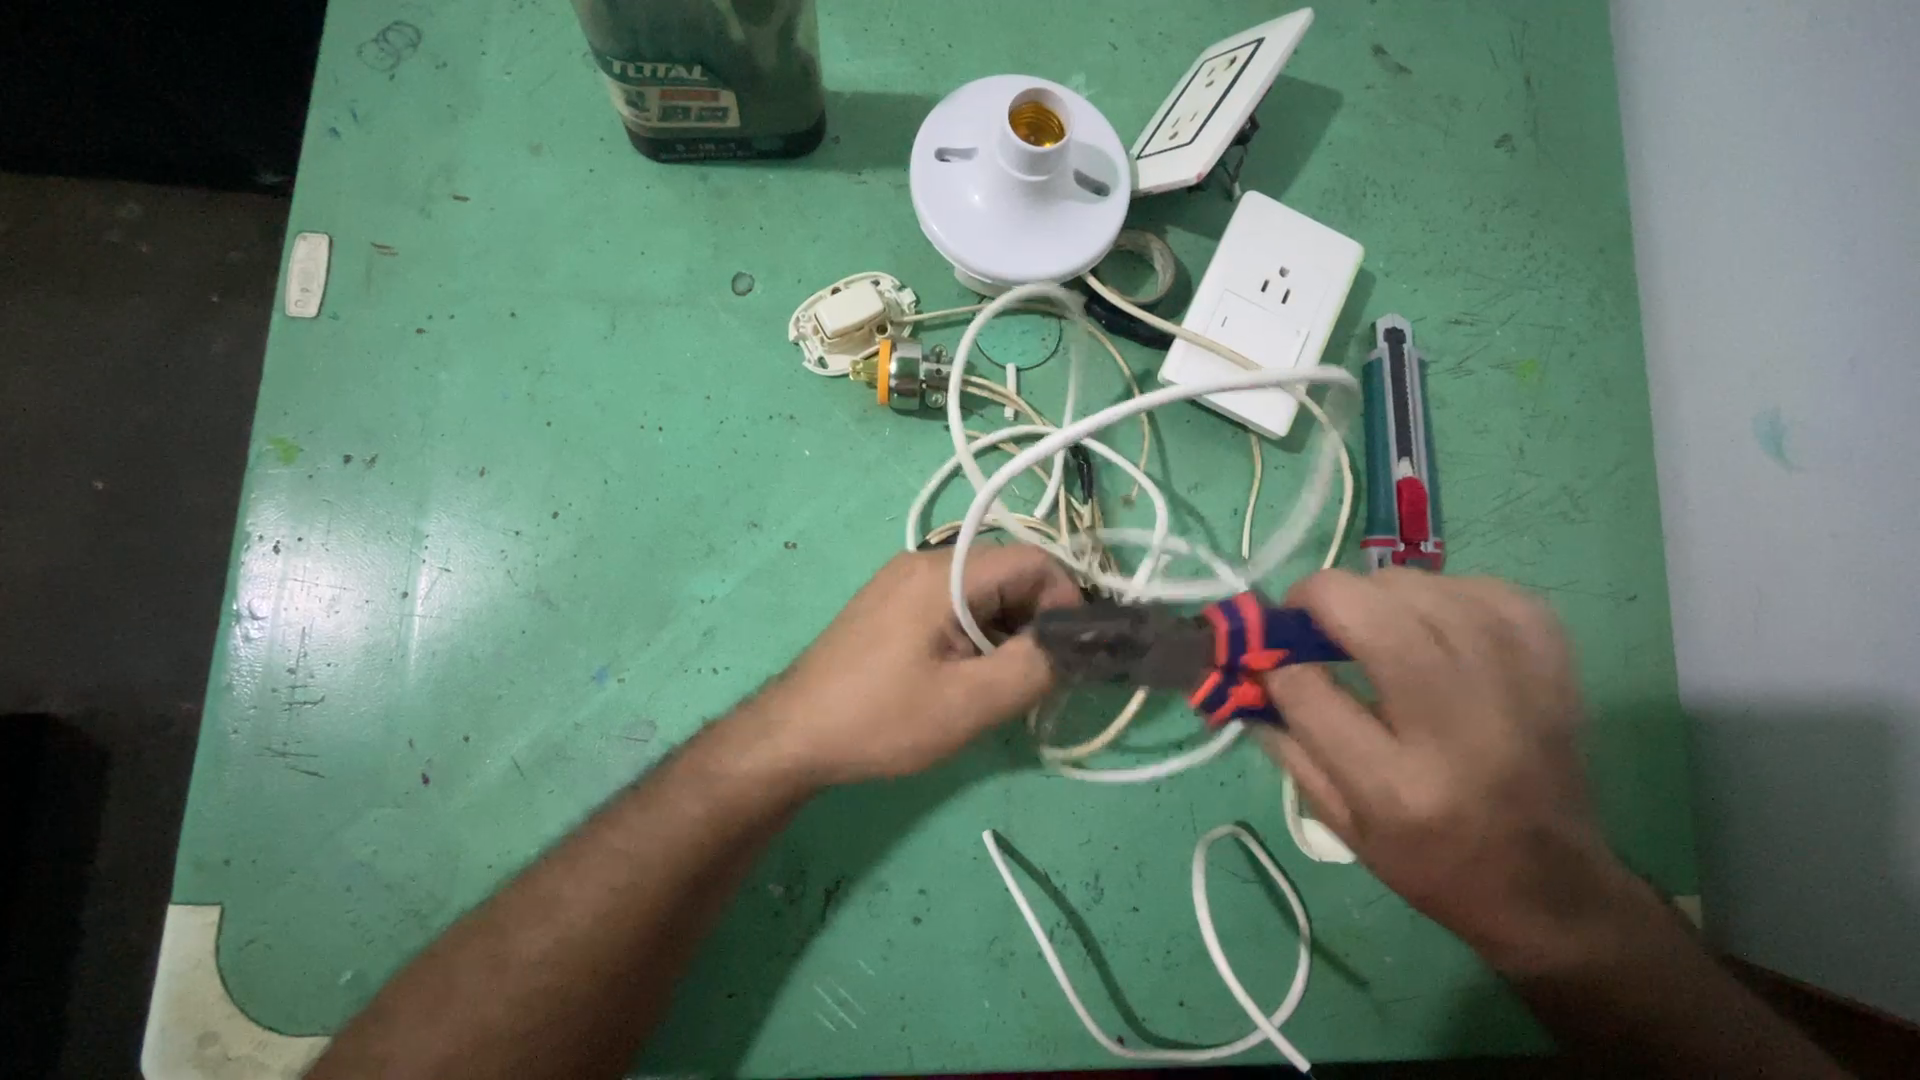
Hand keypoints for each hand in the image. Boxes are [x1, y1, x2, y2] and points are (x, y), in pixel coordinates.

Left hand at [750, 546, 1080, 785]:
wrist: (792, 735)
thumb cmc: (882, 718)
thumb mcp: (969, 703)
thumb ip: (1034, 668)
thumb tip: (1081, 643)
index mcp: (943, 572)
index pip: (1034, 561)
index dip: (1066, 602)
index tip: (1071, 654)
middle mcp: (924, 562)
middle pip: (1008, 574)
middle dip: (1038, 621)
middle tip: (1040, 678)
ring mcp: (903, 582)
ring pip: (983, 593)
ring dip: (1008, 632)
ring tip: (1005, 685)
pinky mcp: (892, 605)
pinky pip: (954, 605)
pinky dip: (978, 635)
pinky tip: (969, 677)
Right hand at [1253, 568, 1638, 972]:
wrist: (1554, 889)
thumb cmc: (1430, 861)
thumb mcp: (1338, 822)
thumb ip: (1286, 741)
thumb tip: (1250, 670)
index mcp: (1396, 786)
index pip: (1307, 687)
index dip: (1273, 661)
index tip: (1266, 659)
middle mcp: (1459, 728)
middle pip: (1373, 615)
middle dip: (1319, 599)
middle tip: (1306, 618)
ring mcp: (1517, 686)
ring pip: (1423, 587)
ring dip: (1375, 594)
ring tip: (1367, 624)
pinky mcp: (1553, 663)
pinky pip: (1482, 588)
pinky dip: (1441, 592)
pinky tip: (1429, 622)